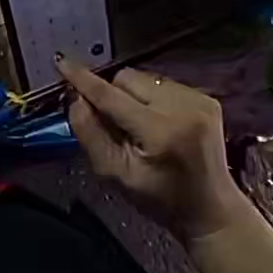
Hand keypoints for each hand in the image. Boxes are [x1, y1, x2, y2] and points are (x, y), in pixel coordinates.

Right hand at [56, 57, 247, 240]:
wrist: (210, 209)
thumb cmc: (158, 199)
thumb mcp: (114, 174)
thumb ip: (90, 133)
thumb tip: (76, 98)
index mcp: (160, 131)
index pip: (111, 96)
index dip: (83, 79)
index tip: (62, 63)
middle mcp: (183, 107)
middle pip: (127, 79)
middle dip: (112, 95)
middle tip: (113, 123)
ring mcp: (199, 100)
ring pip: (143, 78)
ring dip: (131, 96)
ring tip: (139, 125)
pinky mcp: (207, 99)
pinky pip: (162, 84)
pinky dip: (151, 98)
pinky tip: (158, 123)